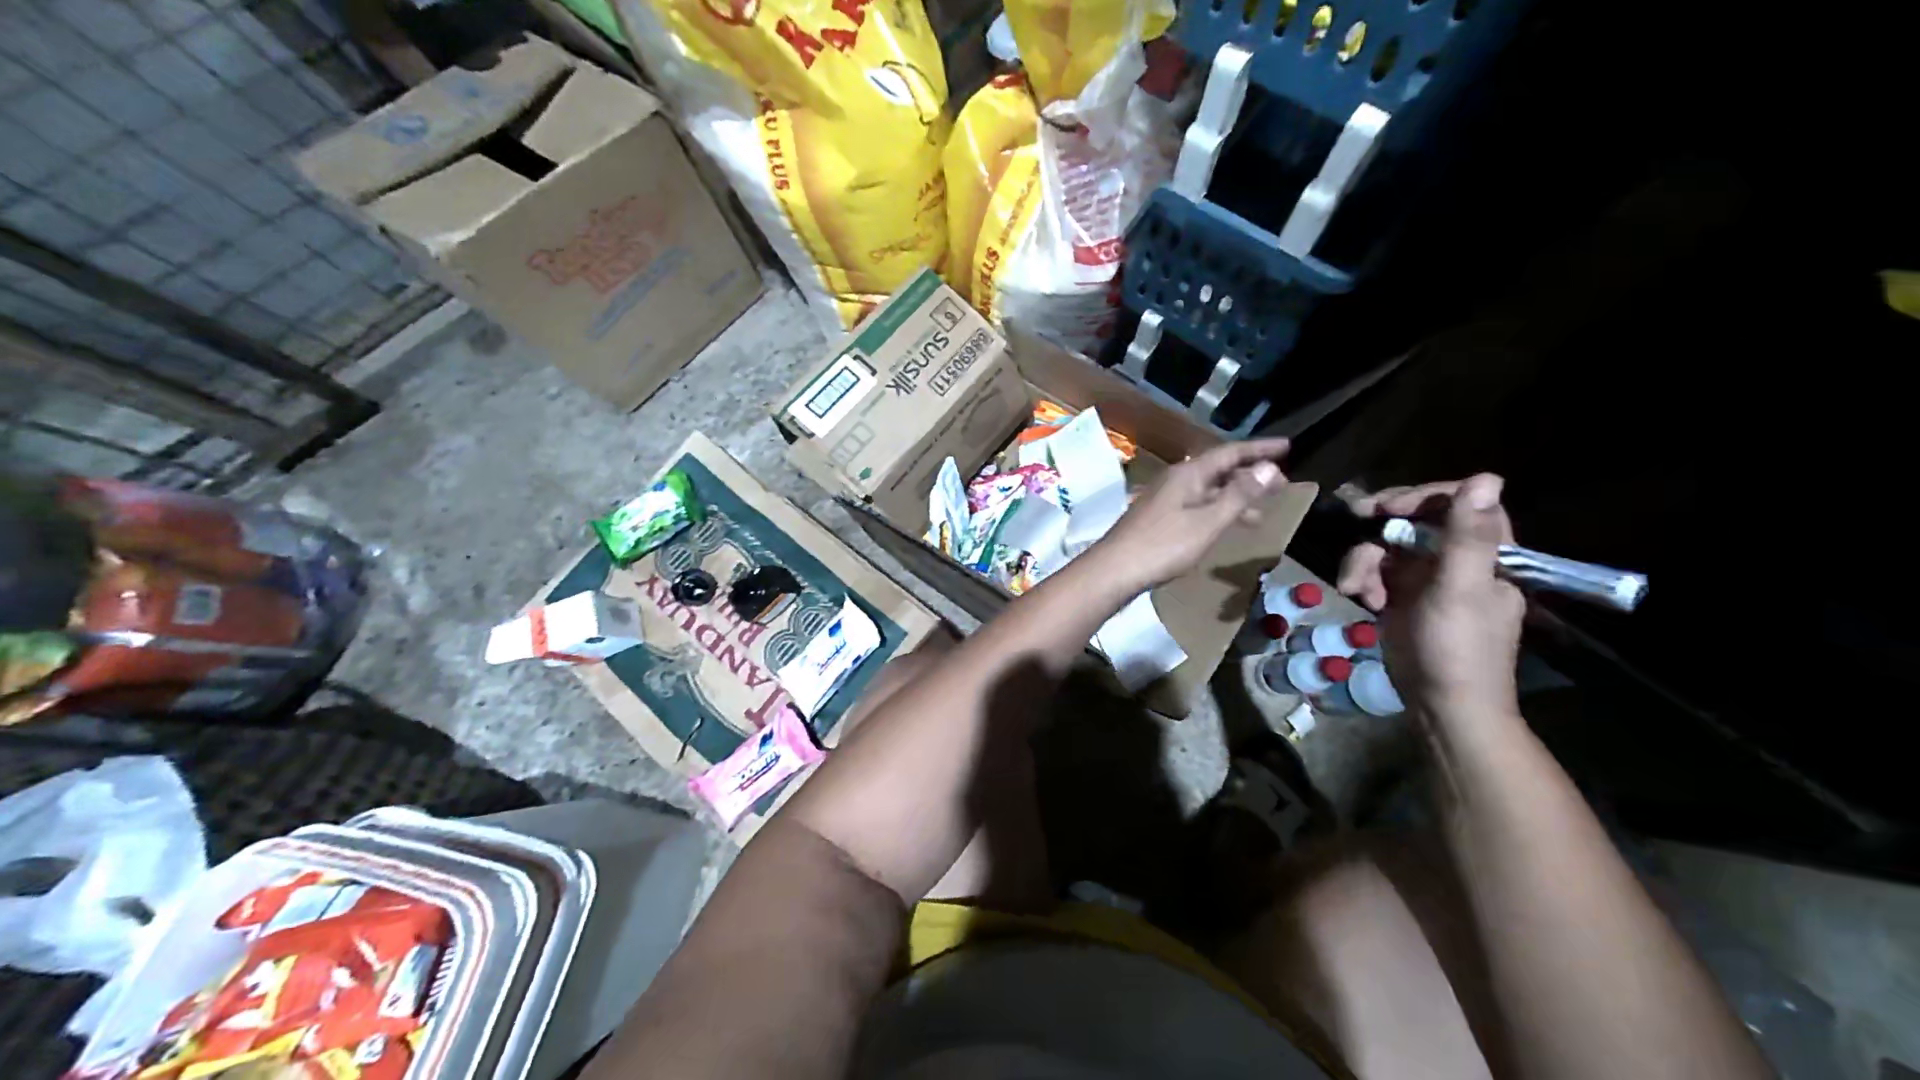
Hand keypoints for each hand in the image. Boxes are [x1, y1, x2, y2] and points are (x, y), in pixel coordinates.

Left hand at [1093, 438, 1290, 591]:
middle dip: (1251, 475)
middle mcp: (1176, 480)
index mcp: (1188, 474)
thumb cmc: (1163, 545)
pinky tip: (1225, 527)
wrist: (1114, 570)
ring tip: (1261, 513)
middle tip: (1282, 484)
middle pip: (1219, 470)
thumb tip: (1269, 468)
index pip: (1230, 452)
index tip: (1287, 446)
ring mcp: (1165, 499)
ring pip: (1208, 490)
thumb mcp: (1207, 521)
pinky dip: (1218, 511)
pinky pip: (1197, 506)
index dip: (1260, 449)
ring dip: (1236, 497)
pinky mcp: (1159, 518)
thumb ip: (1239, 495)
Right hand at [1336, 474, 1523, 724]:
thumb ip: (1468, 536)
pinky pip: (1375, 571)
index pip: (1458, 501)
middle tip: (1358, 519)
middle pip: (1416, 519)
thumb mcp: (1460, 589)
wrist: (1442, 704)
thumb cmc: (1458, 648)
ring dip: (1365, 561)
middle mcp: (1458, 558)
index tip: (1386, 507)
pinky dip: (1363, 581)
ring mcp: (1428, 576)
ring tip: (1356, 589)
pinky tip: (1362, 602)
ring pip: (1388, 545)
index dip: (1421, 496)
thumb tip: (1488, 476)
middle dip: (1384, 525)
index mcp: (1488, 553)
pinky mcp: (1401, 595)